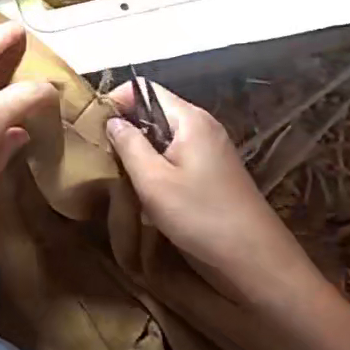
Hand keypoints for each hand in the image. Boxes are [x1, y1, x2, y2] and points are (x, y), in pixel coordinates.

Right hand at [104, 82, 316, 302]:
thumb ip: (129, 145)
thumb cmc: (201, 217)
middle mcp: (202, 126)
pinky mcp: (212, 173)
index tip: (94, 127)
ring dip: (139, 151)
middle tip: (100, 153)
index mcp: (190, 119)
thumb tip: (112, 121)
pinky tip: (144, 189)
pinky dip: (156, 166)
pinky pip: (176, 156)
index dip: (116, 100)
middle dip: (125, 127)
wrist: (256, 261)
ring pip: (163, 136)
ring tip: (117, 172)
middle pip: (153, 111)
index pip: (144, 88)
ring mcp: (210, 150)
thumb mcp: (153, 181)